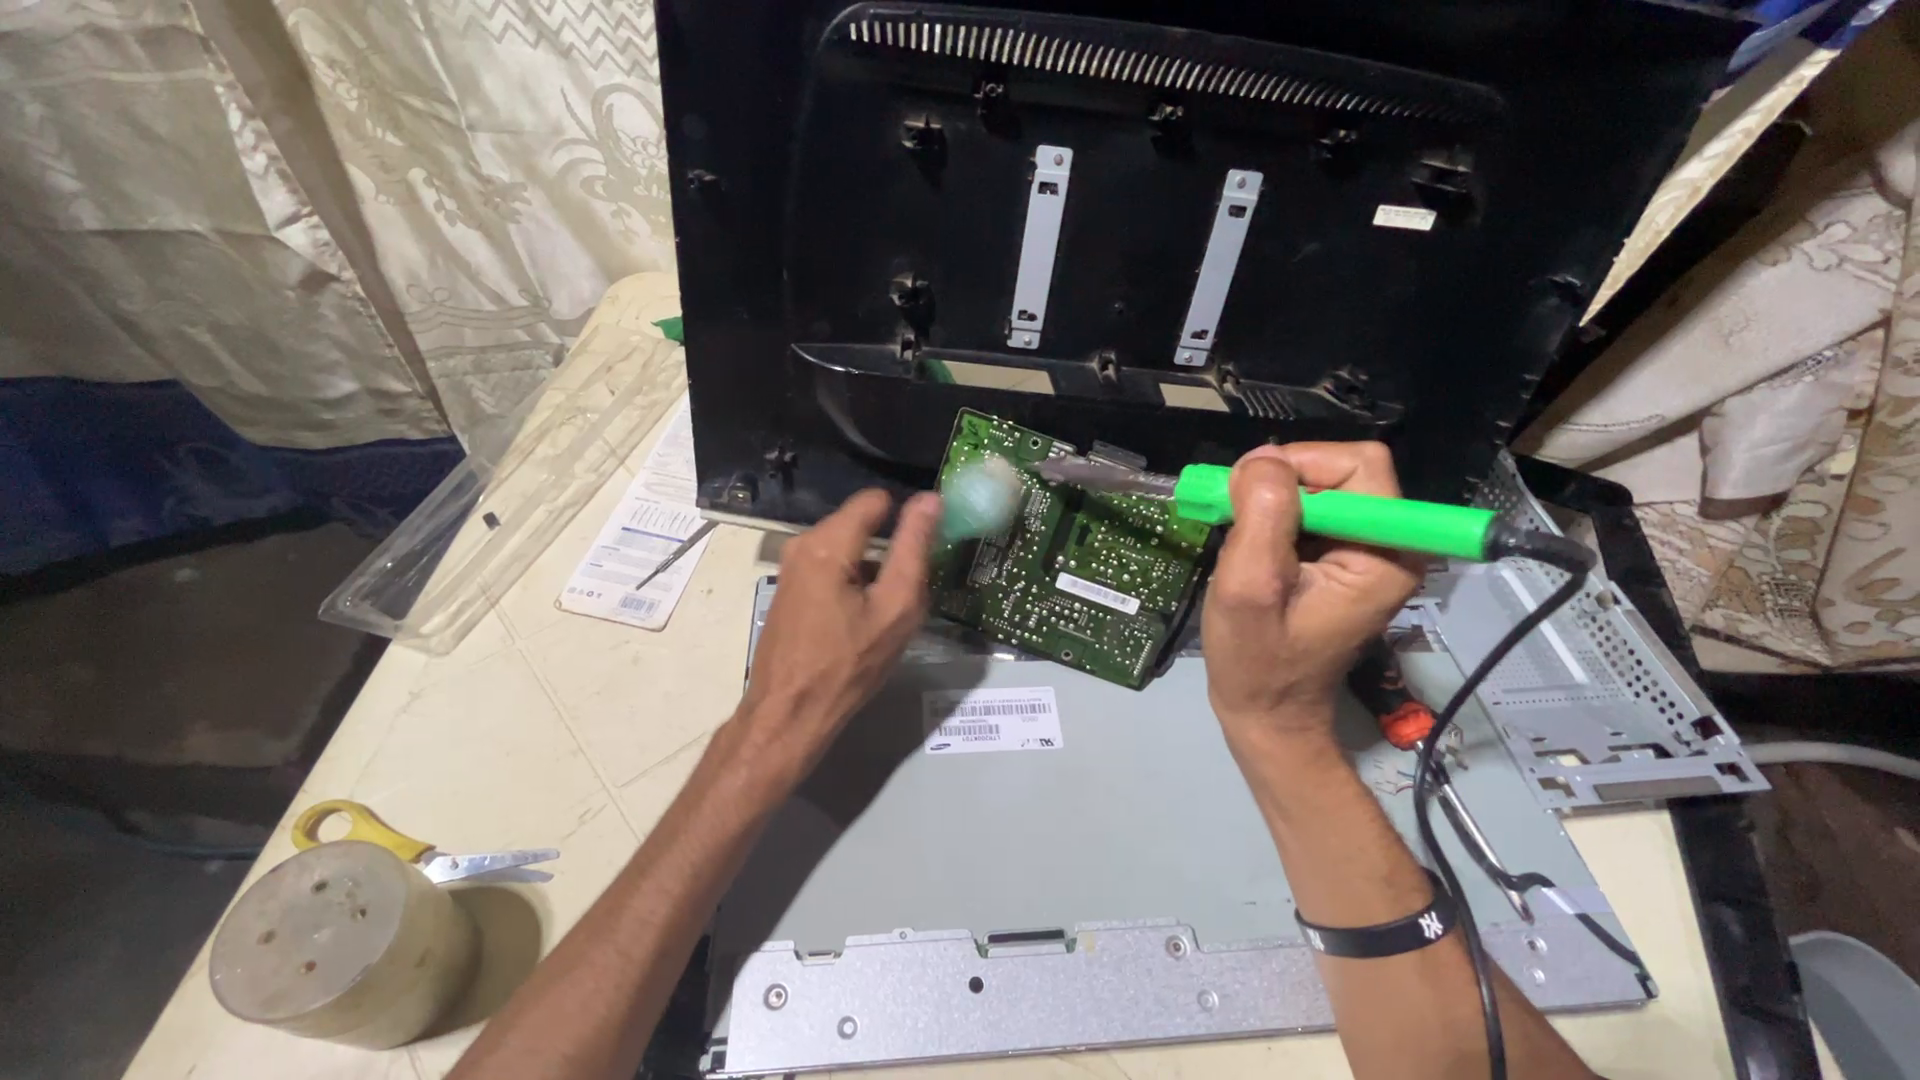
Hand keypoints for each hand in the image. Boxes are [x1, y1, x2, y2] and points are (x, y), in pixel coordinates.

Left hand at [730, 489, 942, 777]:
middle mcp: (803, 544)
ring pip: (847, 547)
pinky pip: (831, 567)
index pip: (876, 499)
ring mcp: (791, 566)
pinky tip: (862, 620)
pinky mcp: (790, 588)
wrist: (790, 712)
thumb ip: (914, 548)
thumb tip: (930, 499)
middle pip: (861, 523)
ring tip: (888, 611)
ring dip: (871, 570)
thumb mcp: (895, 607)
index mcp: (828, 542)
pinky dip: (851, 583)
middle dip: (888, 549)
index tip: (924, 549)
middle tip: (908, 591)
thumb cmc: (848, 664)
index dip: (906, 518)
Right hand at [1203, 443, 1421, 746]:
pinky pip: (1312, 510)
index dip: (1299, 465)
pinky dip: (1272, 516)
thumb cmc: (1257, 661)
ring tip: (1237, 535)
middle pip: (1341, 471)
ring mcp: (1367, 552)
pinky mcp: (1344, 559)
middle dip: (1280, 482)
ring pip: (1321, 487)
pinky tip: (1248, 544)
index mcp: (1384, 554)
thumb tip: (1263, 458)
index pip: (1358, 466)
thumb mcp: (1249, 587)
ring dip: (1271, 500)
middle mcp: (1389, 545)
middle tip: (1234, 513)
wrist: (1268, 712)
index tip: (1247, 494)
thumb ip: (1262, 516)